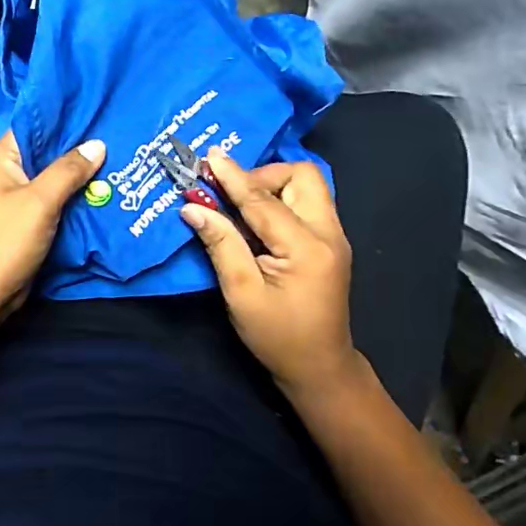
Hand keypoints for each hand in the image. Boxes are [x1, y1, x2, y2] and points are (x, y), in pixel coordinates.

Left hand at [0, 131, 106, 316]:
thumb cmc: (4, 243)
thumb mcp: (39, 202)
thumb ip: (68, 171)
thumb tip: (97, 144)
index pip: (33, 125)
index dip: (65, 118)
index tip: (100, 111)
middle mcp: (3, 173)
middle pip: (45, 153)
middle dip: (78, 149)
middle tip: (118, 138)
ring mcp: (12, 199)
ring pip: (50, 180)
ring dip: (78, 176)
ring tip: (118, 161)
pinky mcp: (23, 222)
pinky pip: (51, 202)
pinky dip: (72, 199)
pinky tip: (101, 193)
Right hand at [181, 150, 366, 395]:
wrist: (319, 367)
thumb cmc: (276, 336)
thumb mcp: (241, 293)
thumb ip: (221, 245)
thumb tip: (192, 208)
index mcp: (306, 248)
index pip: (263, 200)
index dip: (232, 177)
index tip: (209, 157)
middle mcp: (328, 233)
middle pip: (301, 176)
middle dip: (262, 175)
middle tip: (229, 193)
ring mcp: (334, 236)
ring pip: (306, 186)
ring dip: (271, 185)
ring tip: (239, 204)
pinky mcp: (330, 242)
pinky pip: (306, 202)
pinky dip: (279, 199)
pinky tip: (255, 217)